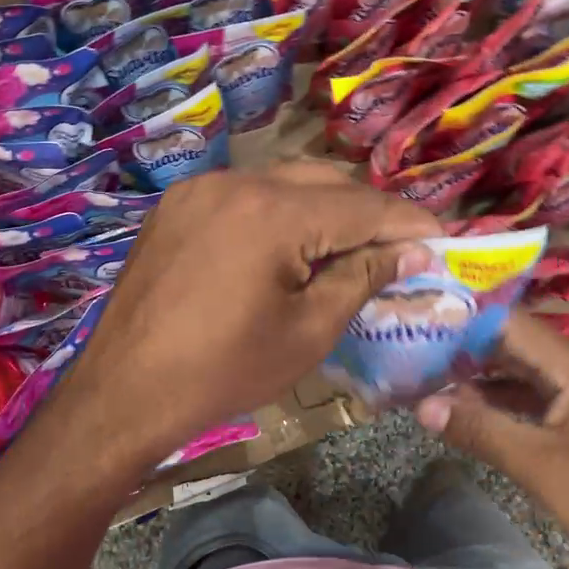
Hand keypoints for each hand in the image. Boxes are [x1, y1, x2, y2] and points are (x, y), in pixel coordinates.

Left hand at [60, 162, 440, 469]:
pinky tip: (287, 246)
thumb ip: (361, 279)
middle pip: (322, 180)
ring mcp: (199, 189)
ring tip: (346, 247)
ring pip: (280, 181)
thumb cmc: (223, 371)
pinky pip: (243, 193)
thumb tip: (408, 251)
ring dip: (320, 207)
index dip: (408, 221)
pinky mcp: (177, 204)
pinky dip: (276, 211)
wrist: (124, 388)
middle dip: (365, 210)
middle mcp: (235, 181)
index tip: (443, 238)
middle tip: (396, 248)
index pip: (361, 205)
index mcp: (271, 212)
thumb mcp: (307, 332)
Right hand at [416, 310, 568, 568]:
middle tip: (410, 349)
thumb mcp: (539, 466)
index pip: (512, 324)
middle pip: (514, 343)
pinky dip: (497, 398)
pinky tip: (463, 408)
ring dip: (477, 373)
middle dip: (463, 346)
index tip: (417, 321)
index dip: (464, 319)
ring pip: (520, 369)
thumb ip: (480, 430)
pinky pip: (531, 394)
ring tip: (425, 375)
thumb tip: (420, 406)